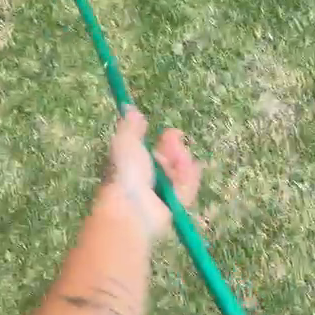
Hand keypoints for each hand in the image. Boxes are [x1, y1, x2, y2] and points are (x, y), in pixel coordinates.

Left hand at [102, 108, 200, 241]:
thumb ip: (130, 126)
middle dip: (176, 150)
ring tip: (178, 164)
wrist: (131, 206)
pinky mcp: (176, 205)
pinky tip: (188, 171)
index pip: (158, 149)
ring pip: (183, 171)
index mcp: (137, 164)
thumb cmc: (124, 173)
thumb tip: (130, 108)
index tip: (172, 133)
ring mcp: (165, 192)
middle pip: (173, 158)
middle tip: (174, 147)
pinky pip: (189, 187)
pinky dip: (189, 178)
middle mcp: (151, 178)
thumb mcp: (125, 142)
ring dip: (183, 163)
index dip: (167, 141)